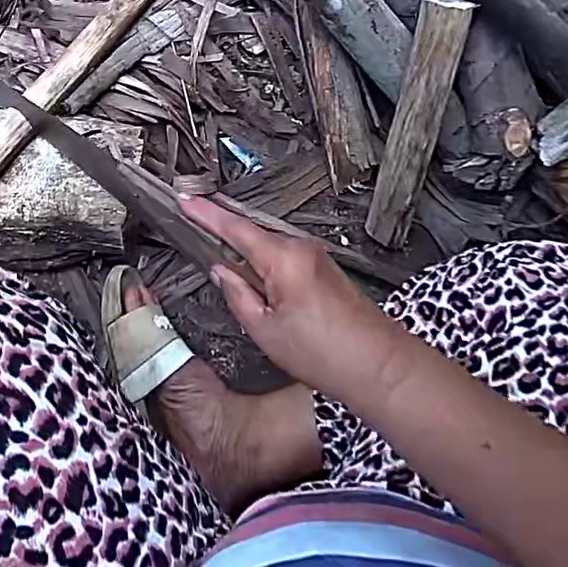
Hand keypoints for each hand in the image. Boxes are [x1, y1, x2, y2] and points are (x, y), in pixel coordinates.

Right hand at [180, 195, 413, 400]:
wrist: (382, 368)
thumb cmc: (328, 355)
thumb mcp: (266, 331)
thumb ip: (237, 294)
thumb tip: (222, 271)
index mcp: (283, 259)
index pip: (234, 227)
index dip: (205, 212)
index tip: (185, 199)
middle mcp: (300, 248)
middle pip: (250, 231)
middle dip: (223, 229)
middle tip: (195, 222)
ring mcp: (314, 254)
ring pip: (267, 244)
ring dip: (245, 250)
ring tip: (226, 265)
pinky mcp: (323, 265)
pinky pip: (283, 253)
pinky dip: (264, 259)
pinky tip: (257, 278)